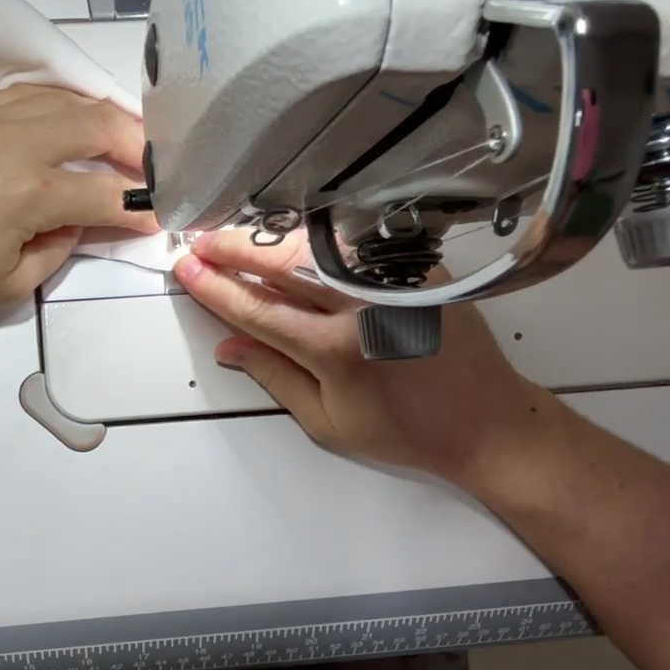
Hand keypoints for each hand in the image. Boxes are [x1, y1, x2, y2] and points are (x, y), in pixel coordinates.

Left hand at [0, 85, 153, 324]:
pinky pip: (27, 94)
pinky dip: (60, 103)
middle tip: (155, 164)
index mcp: (29, 193)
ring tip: (123, 136)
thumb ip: (57, 251)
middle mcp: (15, 144)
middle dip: (137, 144)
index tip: (157, 216)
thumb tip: (77, 223)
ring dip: (102, 115)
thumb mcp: (8, 286)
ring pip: (64, 99)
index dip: (139, 208)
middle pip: (97, 124)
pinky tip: (69, 117)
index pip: (106, 194)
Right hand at [173, 229, 561, 486]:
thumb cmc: (405, 430)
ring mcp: (394, 281)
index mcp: (336, 351)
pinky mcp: (417, 269)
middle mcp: (364, 306)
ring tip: (236, 240)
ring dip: (270, 238)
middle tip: (201, 244)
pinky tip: (291, 243)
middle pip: (282, 263)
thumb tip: (229, 348)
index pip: (258, 309)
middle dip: (233, 249)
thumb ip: (274, 377)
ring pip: (316, 244)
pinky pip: (354, 245)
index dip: (216, 288)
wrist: (482, 419)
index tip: (187, 271)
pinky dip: (315, 240)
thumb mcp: (326, 420)